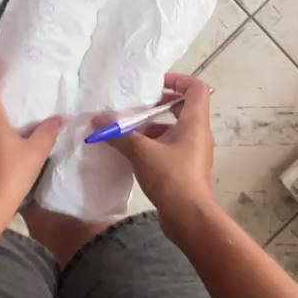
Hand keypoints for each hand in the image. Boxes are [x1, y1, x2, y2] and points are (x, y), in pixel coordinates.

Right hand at [105, 72, 217, 232]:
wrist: (189, 217)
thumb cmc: (171, 177)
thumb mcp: (141, 151)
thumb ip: (119, 134)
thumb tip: (98, 121)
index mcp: (195, 123)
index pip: (195, 88)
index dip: (178, 80)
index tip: (155, 84)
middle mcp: (198, 134)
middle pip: (184, 108)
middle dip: (159, 104)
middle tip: (136, 106)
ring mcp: (194, 153)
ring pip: (175, 130)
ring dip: (153, 127)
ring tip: (128, 130)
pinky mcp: (186, 170)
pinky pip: (171, 148)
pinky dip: (154, 145)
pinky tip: (133, 153)